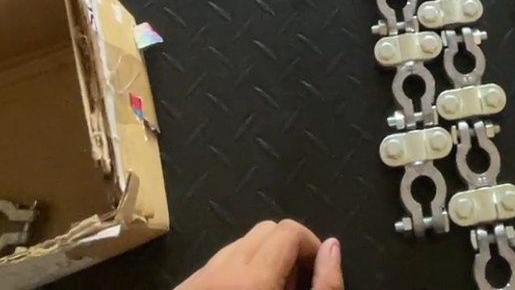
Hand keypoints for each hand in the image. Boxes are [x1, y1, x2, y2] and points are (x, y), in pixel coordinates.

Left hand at [173, 220, 341, 289]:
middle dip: (287, 250)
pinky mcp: (182, 288)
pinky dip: (233, 273)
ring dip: (261, 261)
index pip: (288, 230)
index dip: (310, 245)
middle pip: (264, 231)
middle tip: (296, 286)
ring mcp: (196, 279)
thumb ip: (325, 286)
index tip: (317, 272)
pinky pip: (214, 265)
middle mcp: (220, 270)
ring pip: (238, 246)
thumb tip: (332, 246)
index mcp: (253, 278)